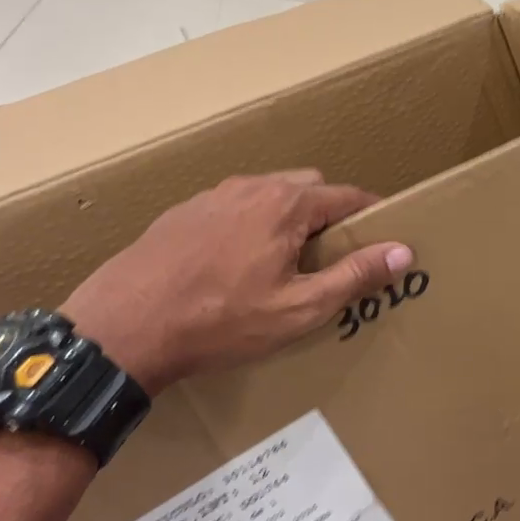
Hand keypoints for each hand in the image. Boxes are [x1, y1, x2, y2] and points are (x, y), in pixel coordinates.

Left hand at [61, 170, 409, 393]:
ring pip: (269, 194)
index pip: (350, 196)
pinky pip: (232, 207)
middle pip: (310, 187)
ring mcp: (211, 197)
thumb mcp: (298, 309)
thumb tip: (403, 251)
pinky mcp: (179, 214)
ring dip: (287, 217)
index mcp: (287, 204)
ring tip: (283, 260)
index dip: (372, 215)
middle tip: (331, 253)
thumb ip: (355, 275)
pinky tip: (235, 264)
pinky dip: (248, 225)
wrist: (116, 333)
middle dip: (329, 212)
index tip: (383, 237)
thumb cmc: (216, 322)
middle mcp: (252, 187)